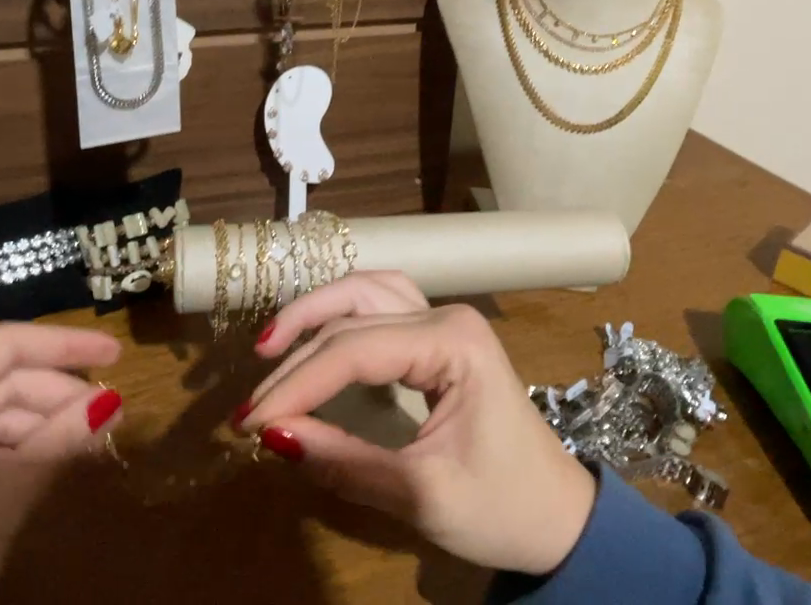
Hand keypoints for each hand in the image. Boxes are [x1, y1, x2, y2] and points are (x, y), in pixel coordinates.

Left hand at [0, 324, 123, 604]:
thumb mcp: (1, 494)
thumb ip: (57, 441)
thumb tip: (112, 404)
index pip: (6, 346)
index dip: (67, 345)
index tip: (118, 354)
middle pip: (0, 381)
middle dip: (59, 396)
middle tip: (115, 415)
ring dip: (41, 428)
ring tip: (93, 442)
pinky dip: (13, 454)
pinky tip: (51, 464)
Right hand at [236, 273, 596, 575]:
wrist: (560, 518)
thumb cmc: (503, 509)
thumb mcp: (421, 495)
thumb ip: (345, 462)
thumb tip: (272, 437)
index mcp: (454, 344)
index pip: (355, 350)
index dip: (297, 384)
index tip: (250, 423)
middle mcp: (447, 316)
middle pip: (353, 317)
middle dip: (296, 355)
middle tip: (251, 401)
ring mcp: (444, 320)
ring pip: (364, 293)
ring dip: (314, 314)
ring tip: (268, 346)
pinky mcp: (438, 336)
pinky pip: (379, 306)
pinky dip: (340, 315)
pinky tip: (314, 333)